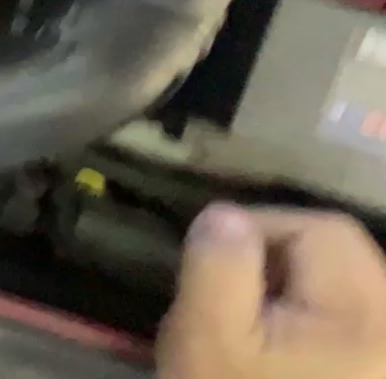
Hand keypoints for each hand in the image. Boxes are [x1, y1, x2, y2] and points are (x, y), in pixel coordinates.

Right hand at [159, 203, 385, 378]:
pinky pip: (365, 317)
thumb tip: (225, 214)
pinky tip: (295, 340)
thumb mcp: (208, 332)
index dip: (263, 226)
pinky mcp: (383, 366)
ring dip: (302, 283)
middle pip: (352, 254)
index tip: (217, 253)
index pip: (325, 230)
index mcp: (368, 321)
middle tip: (237, 286)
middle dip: (284, 255)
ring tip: (262, 313)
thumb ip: (218, 264)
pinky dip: (324, 312)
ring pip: (359, 283)